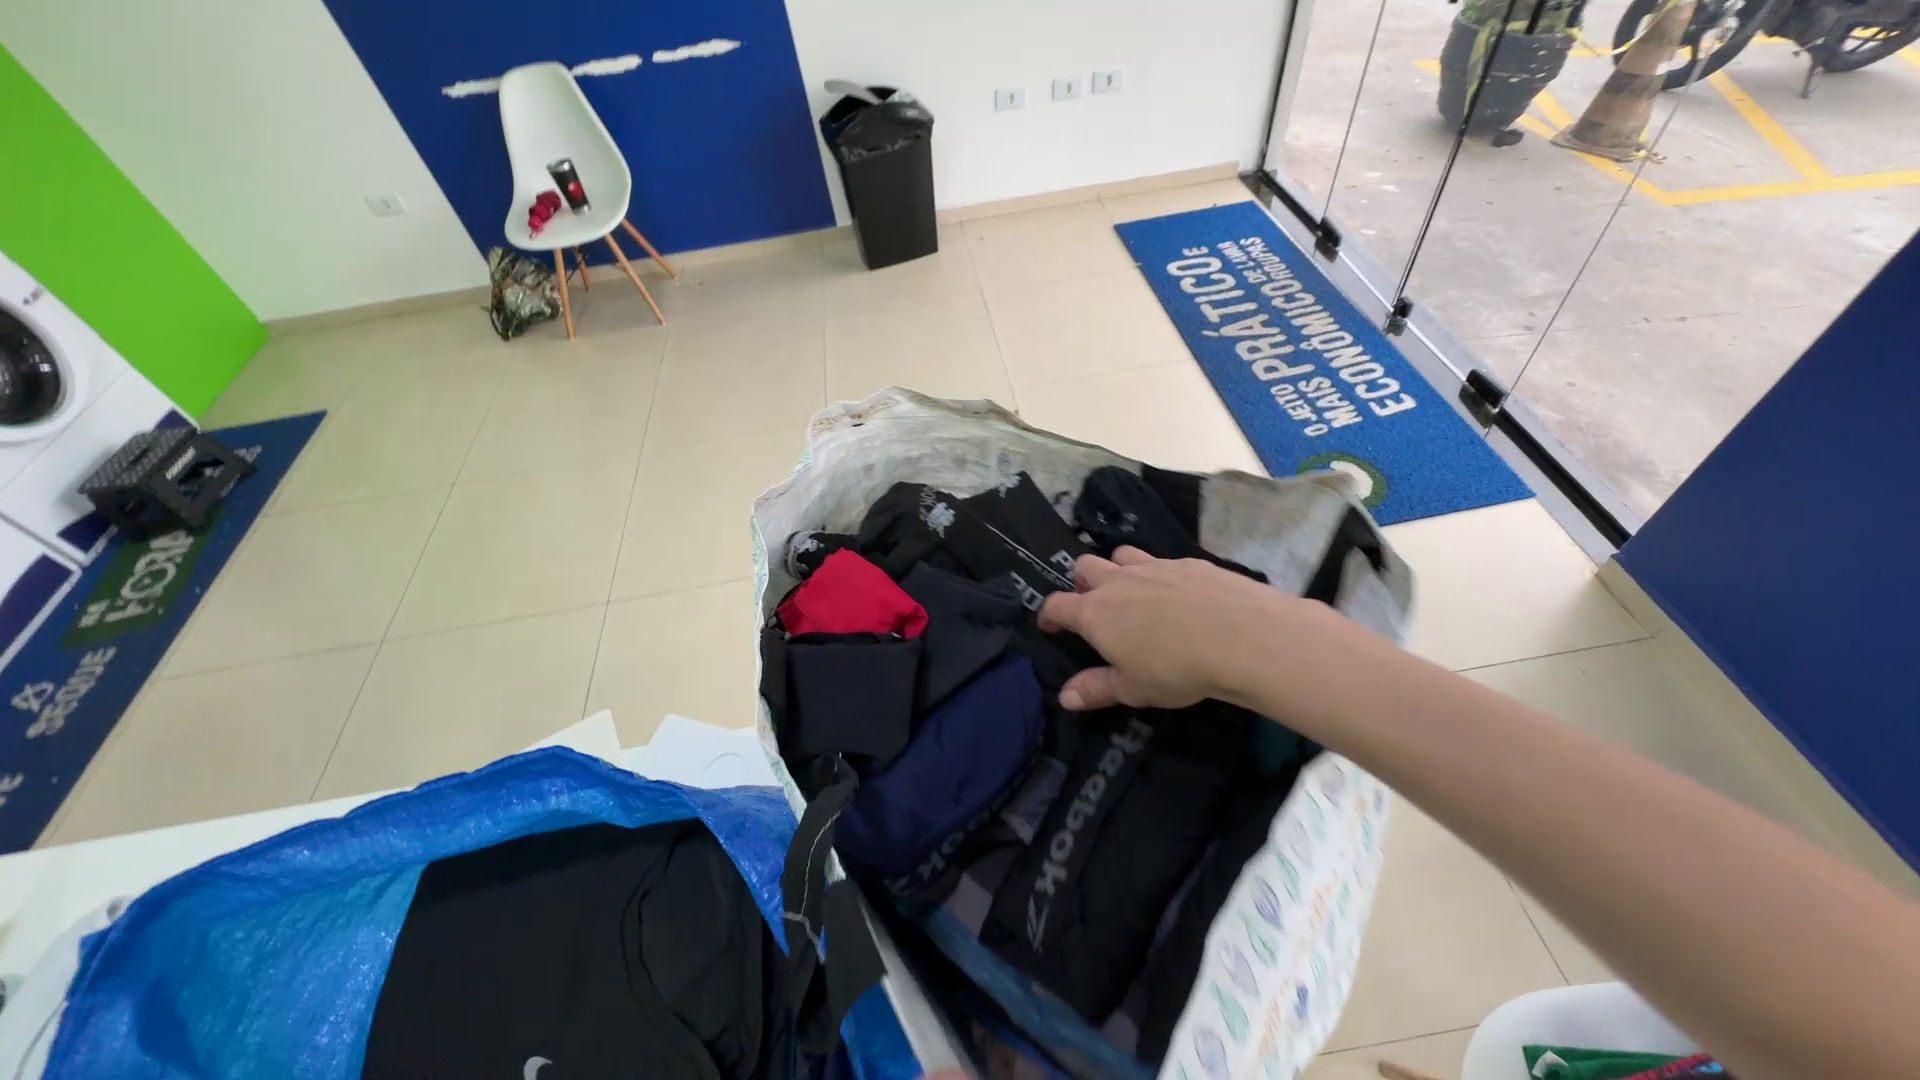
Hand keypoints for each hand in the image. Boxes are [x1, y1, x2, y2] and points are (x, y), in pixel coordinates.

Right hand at [1038, 546, 1313, 710]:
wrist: (1241, 636)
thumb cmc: (1177, 668)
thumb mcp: (1133, 688)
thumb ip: (1097, 689)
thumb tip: (1065, 697)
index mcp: (1095, 613)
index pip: (1058, 604)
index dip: (1048, 615)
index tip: (1049, 626)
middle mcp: (1118, 582)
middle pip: (1084, 567)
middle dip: (1080, 582)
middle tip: (1091, 604)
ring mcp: (1154, 567)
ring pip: (1121, 554)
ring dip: (1117, 568)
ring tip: (1130, 591)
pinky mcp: (1188, 562)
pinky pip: (1162, 561)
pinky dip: (1158, 574)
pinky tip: (1178, 595)